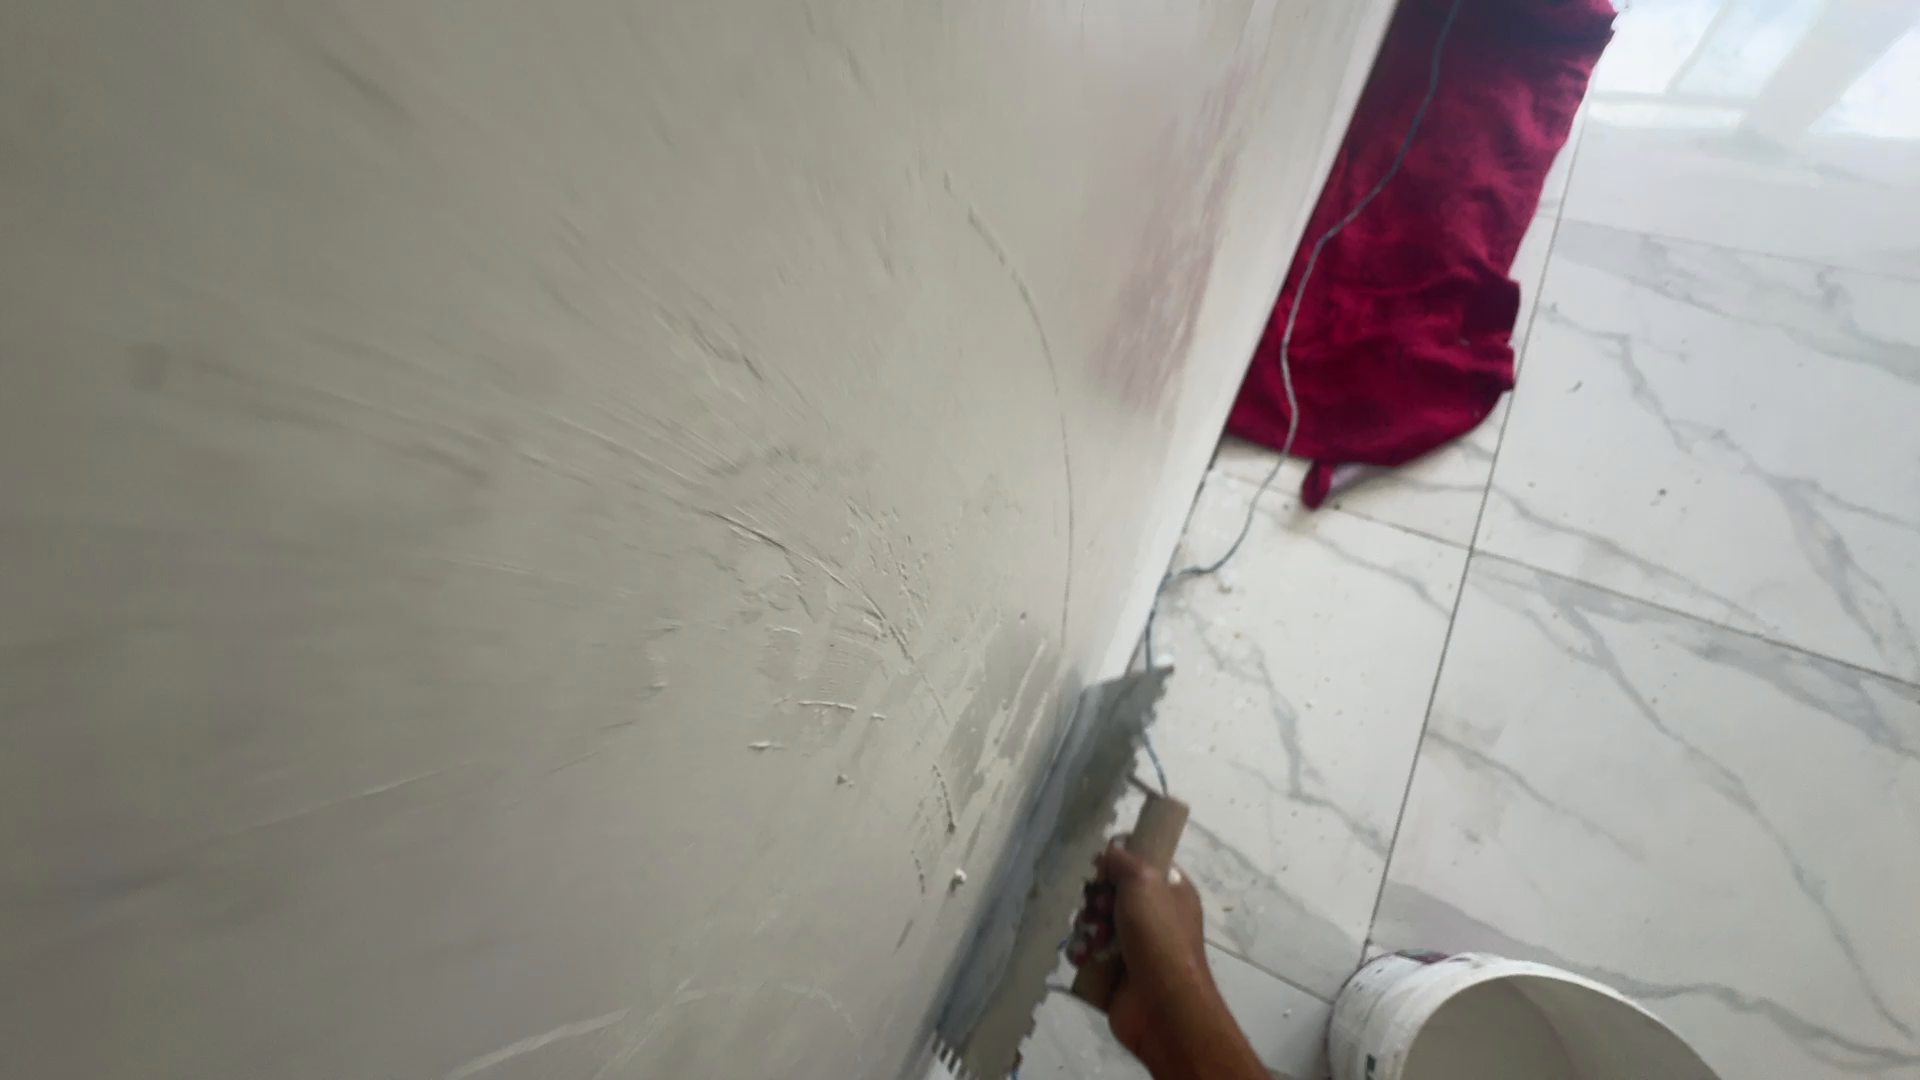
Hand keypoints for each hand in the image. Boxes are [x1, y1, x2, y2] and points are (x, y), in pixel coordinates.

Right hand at [1093, 838, 1215, 1068]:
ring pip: (1094, 919)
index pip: (1137, 860)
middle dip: (1096, 896)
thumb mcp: (1144, 879)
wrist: (1163, 1008)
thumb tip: (1108, 852)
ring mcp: (1132, 943)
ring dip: (1086, 925)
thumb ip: (1122, 858)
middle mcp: (1151, 913)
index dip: (1117, 861)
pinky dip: (1082, 950)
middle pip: (1108, 889)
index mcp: (1169, 889)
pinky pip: (1087, 948)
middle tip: (1100, 907)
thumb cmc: (1159, 936)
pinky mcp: (1113, 969)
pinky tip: (1084, 955)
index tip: (1104, 868)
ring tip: (1092, 936)